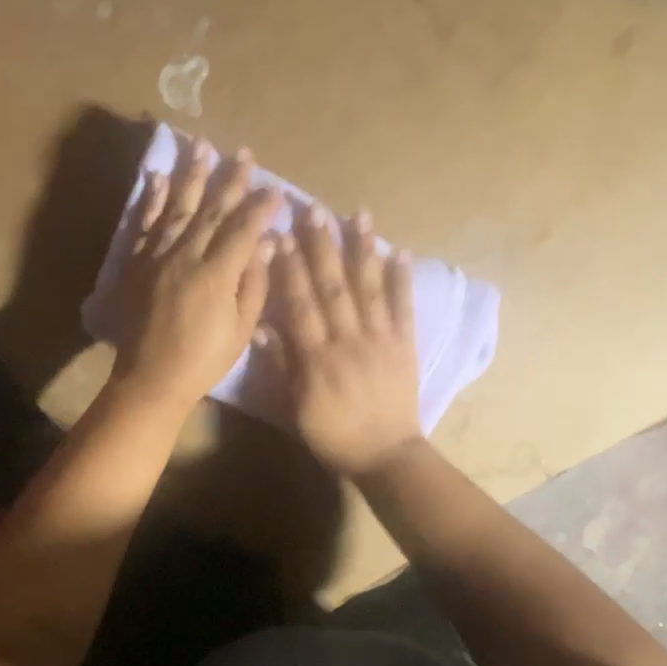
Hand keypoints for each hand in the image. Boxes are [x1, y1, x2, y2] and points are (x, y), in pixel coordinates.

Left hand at [110, 140, 282, 409]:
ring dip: (192, 176)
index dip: (261, 206)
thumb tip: (264, 244)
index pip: (244, 228)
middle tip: (244, 153)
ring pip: (177, 207)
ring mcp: (157, 257)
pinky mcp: (136, 264)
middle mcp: (186, 256)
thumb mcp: (241, 330)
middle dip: (230, 180)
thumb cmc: (203, 361)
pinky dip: (151, 200)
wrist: (150, 379)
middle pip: (212, 210)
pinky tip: (157, 178)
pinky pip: (144, 224)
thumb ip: (253, 285)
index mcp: (217, 274)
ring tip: (201, 146)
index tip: (275, 189)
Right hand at [264, 206, 423, 475]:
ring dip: (362, 249)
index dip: (289, 269)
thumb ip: (281, 367)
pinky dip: (401, 278)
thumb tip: (262, 328)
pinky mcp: (404, 344)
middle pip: (332, 286)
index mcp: (317, 357)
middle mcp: (348, 340)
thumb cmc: (333, 435)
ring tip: (357, 214)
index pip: (300, 304)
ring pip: (368, 287)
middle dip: (322, 247)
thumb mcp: (295, 408)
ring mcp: (380, 339)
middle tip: (313, 210)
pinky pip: (403, 306)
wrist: (385, 455)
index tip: (281, 236)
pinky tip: (398, 250)